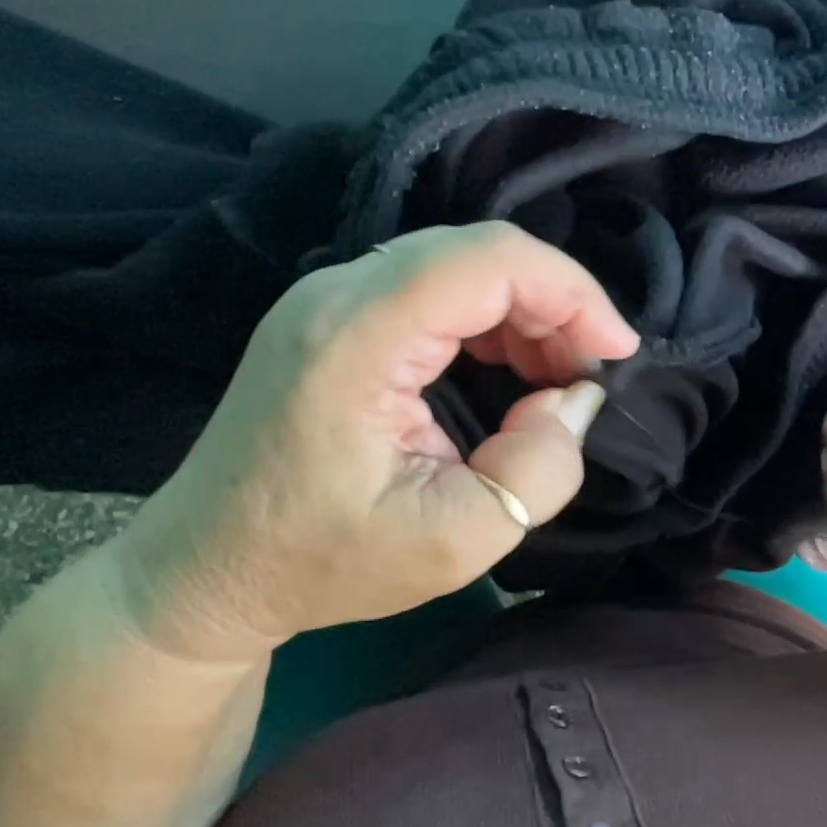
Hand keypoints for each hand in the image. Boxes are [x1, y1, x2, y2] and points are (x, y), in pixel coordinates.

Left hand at [108, 223, 639, 662]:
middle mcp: (336, 297)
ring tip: (559, 388)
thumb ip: (539, 469)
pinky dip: (493, 327)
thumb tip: (575, 402)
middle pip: (477, 255)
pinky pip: (435, 295)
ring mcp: (329, 304)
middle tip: (593, 380)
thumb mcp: (458, 541)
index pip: (487, 260)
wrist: (209, 571)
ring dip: (528, 318)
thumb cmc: (326, 563)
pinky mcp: (333, 323)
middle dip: (557, 308)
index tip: (618, 356)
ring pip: (461, 270)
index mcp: (357, 339)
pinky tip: (512, 378)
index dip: (571, 293)